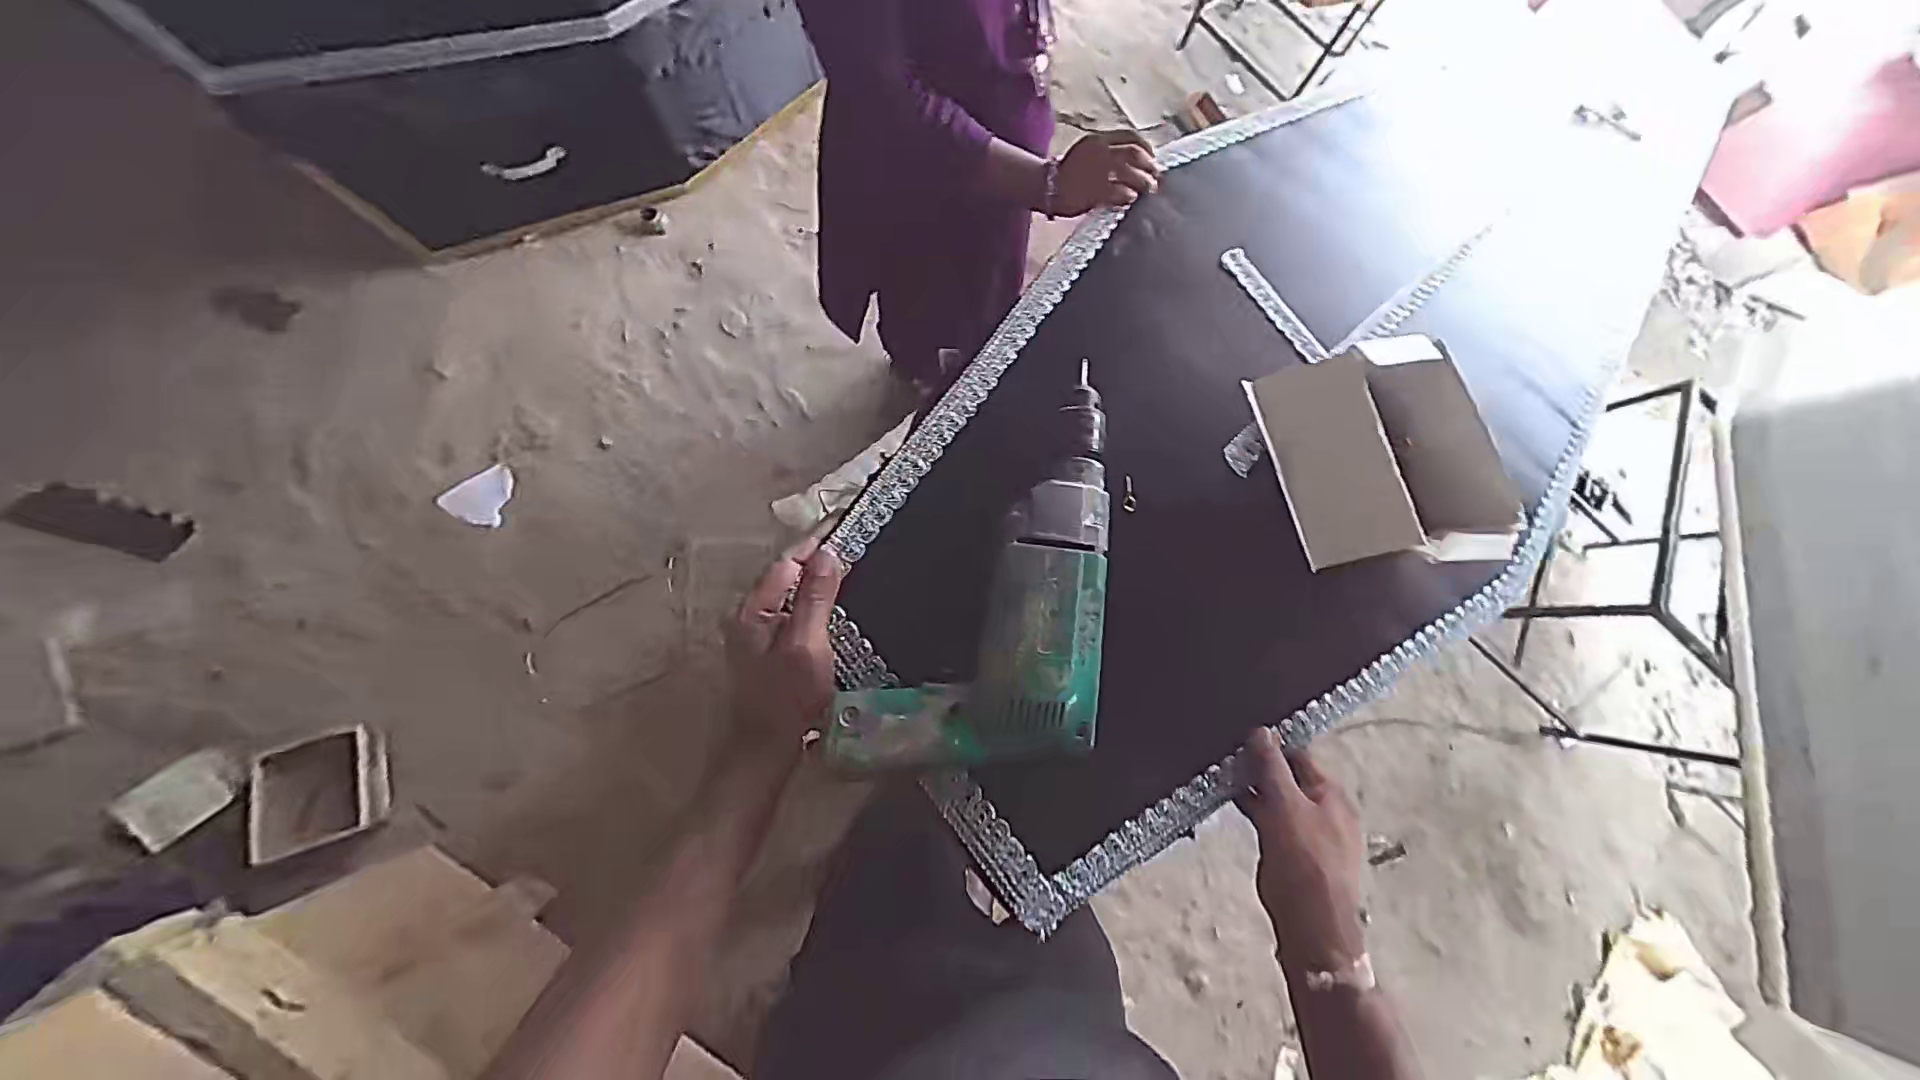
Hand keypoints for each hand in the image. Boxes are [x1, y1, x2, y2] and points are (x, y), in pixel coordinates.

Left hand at [725, 536, 845, 755]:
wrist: (767, 749)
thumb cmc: (787, 699)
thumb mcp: (806, 645)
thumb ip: (814, 599)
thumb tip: (827, 555)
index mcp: (753, 610)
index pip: (788, 562)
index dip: (816, 542)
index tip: (844, 522)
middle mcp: (751, 614)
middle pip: (788, 574)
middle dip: (819, 555)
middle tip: (854, 537)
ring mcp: (760, 632)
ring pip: (792, 592)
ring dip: (819, 576)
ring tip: (851, 560)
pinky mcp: (773, 647)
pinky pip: (796, 609)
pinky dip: (816, 598)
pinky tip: (836, 598)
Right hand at [1053, 130, 1160, 215]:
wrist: (1046, 186)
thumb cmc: (1068, 173)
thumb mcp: (1087, 153)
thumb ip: (1107, 153)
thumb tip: (1132, 162)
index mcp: (1099, 140)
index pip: (1130, 137)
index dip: (1146, 148)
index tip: (1153, 159)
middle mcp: (1100, 152)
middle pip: (1134, 154)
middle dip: (1149, 165)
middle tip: (1155, 177)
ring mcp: (1097, 171)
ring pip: (1129, 173)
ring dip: (1143, 182)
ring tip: (1149, 190)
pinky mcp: (1094, 191)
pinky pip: (1118, 192)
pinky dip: (1128, 195)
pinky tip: (1132, 198)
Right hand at [1238, 728, 1366, 972]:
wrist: (1311, 923)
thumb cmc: (1305, 861)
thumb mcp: (1285, 805)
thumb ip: (1271, 767)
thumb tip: (1261, 731)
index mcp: (1331, 794)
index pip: (1298, 754)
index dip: (1272, 743)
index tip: (1242, 735)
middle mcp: (1322, 809)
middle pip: (1287, 774)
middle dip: (1259, 764)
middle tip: (1227, 753)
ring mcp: (1306, 829)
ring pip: (1276, 795)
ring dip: (1253, 785)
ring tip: (1222, 771)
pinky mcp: (1289, 848)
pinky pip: (1269, 816)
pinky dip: (1252, 806)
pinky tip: (1230, 797)